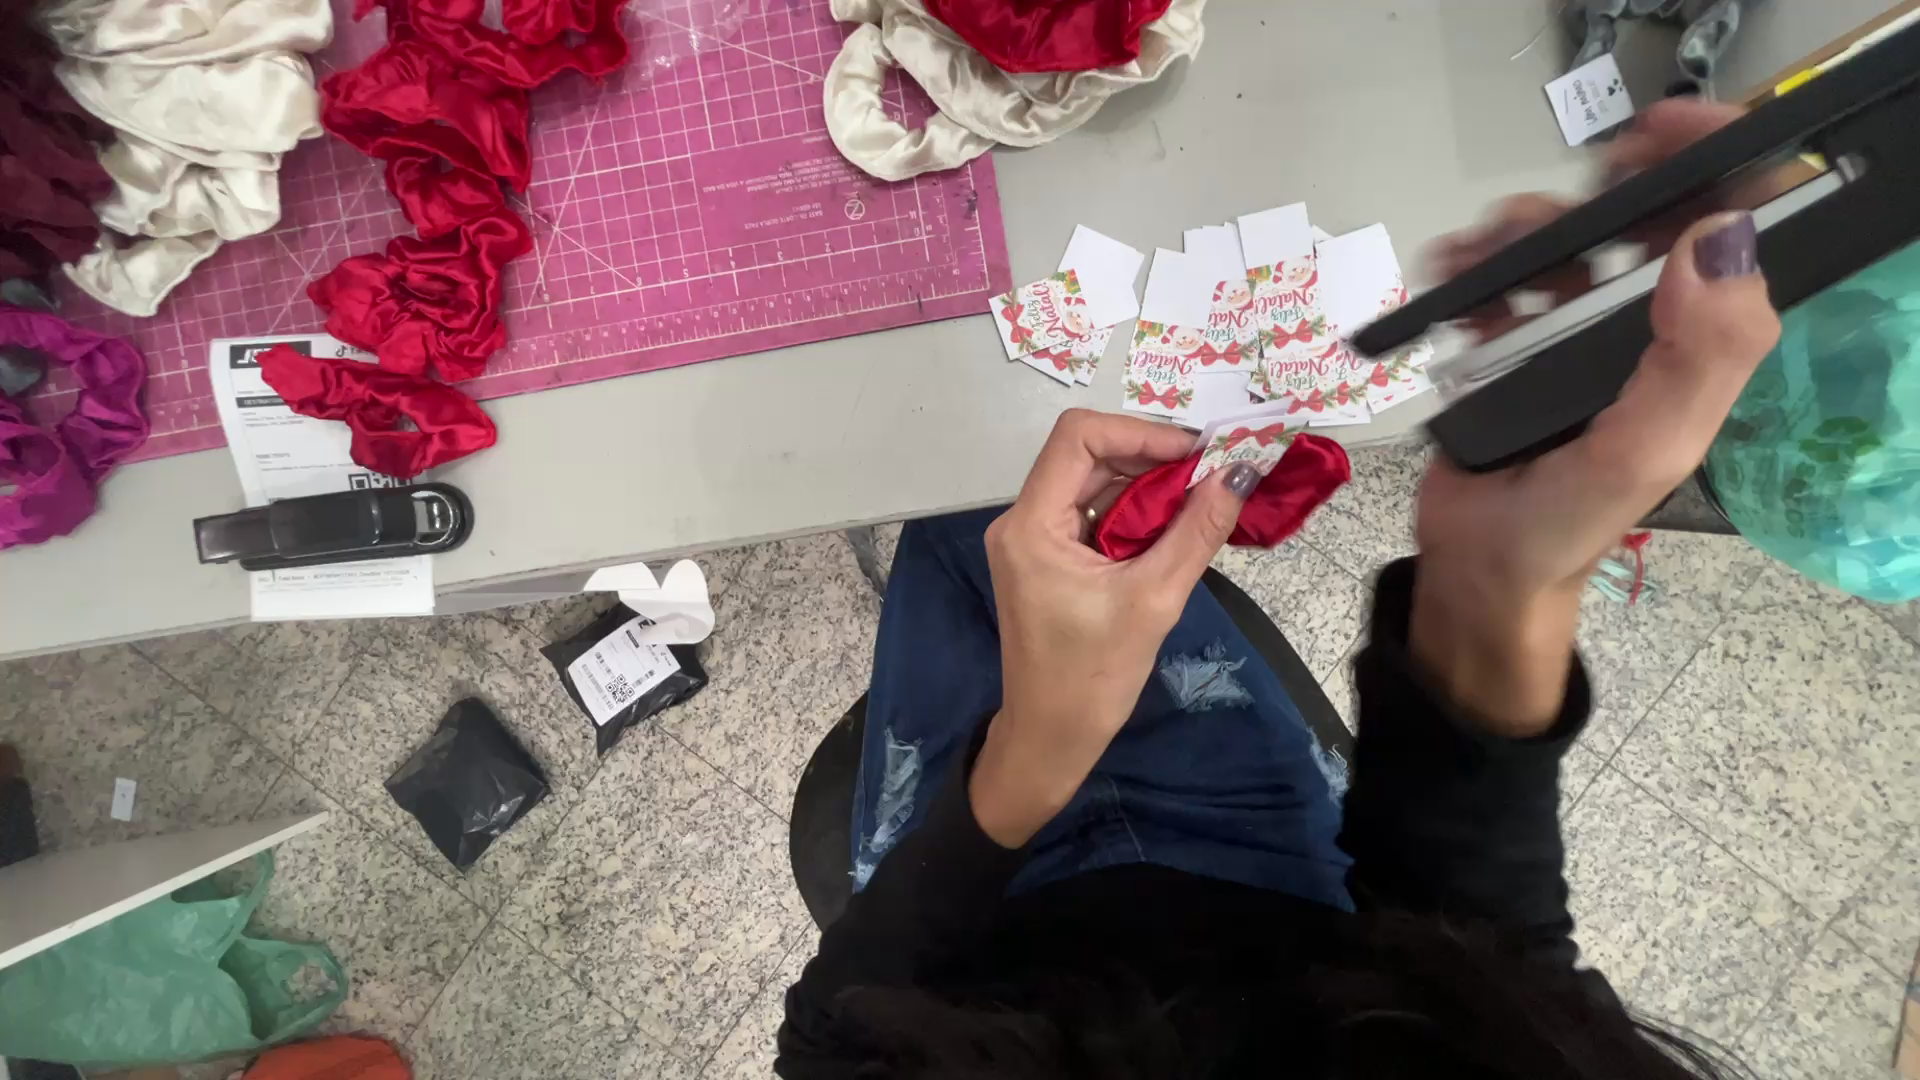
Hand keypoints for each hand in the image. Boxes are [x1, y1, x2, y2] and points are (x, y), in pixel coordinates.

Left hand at [969, 409, 1259, 846]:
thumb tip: (1240, 475)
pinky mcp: (1044, 557)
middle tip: (1209, 470)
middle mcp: (1020, 521)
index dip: (1139, 432)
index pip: (1077, 437)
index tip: (1196, 453)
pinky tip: (1172, 520)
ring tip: (1200, 493)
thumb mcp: (1153, 600)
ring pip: (1088, 482)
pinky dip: (1129, 509)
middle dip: (1148, 456)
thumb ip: (1196, 532)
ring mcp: (1030, 539)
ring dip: (1143, 482)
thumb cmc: (1093, 678)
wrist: (1051, 735)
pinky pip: (1088, 512)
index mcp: (1031, 525)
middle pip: (1083, 455)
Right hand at [1411, 101, 1782, 736]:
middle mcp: (1633, 335)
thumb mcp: (1645, 448)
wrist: (1478, 566)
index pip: (1726, 234)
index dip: (1709, 168)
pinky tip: (1443, 285)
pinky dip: (1465, 283)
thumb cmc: (1565, 521)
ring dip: (1508, 242)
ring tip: (1463, 253)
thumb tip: (1710, 237)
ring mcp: (1560, 347)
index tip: (1653, 137)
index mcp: (1692, 348)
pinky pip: (1490, 303)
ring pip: (1550, 261)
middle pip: (1626, 234)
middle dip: (1582, 203)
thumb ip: (1696, 356)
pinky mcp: (1498, 362)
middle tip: (1527, 208)